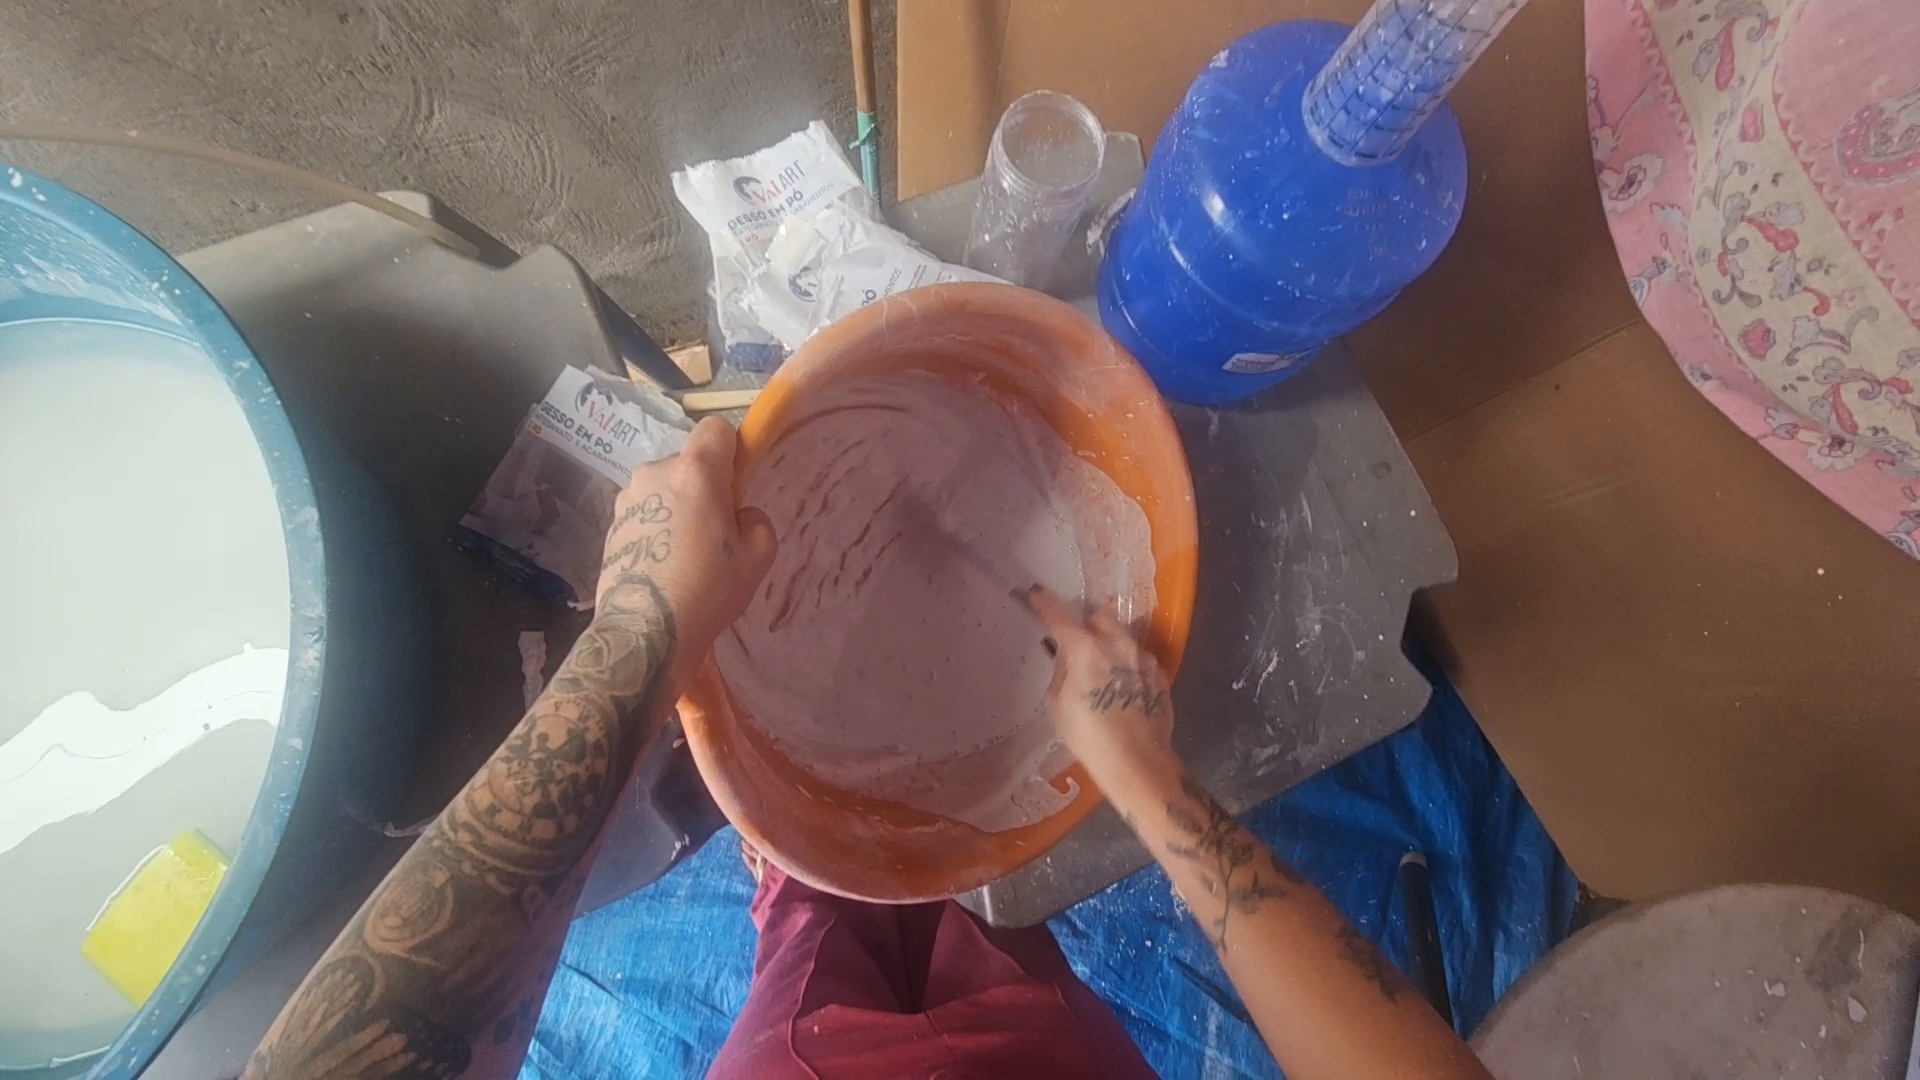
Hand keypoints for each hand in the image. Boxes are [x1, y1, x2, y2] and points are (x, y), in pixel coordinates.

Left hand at [597, 417, 776, 694]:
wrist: (647, 631)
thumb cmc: (709, 588)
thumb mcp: (759, 554)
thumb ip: (755, 517)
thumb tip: (738, 514)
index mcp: (695, 471)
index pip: (716, 428)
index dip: (733, 449)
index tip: (739, 482)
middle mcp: (655, 472)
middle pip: (689, 462)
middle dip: (705, 484)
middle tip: (716, 529)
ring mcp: (627, 498)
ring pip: (666, 487)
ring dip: (679, 505)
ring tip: (687, 551)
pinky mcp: (611, 523)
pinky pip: (647, 510)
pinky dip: (659, 526)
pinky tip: (665, 562)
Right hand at [1028, 586, 1180, 794]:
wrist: (1138, 763)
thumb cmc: (1089, 736)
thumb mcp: (1058, 703)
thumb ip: (1062, 670)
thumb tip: (1067, 655)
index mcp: (1086, 648)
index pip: (1060, 615)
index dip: (1045, 603)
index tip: (1036, 595)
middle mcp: (1118, 644)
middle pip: (1100, 614)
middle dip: (1086, 621)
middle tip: (1077, 638)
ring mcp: (1144, 658)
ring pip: (1123, 635)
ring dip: (1109, 642)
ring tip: (1102, 666)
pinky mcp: (1160, 674)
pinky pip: (1138, 658)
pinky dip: (1127, 664)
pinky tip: (1122, 686)